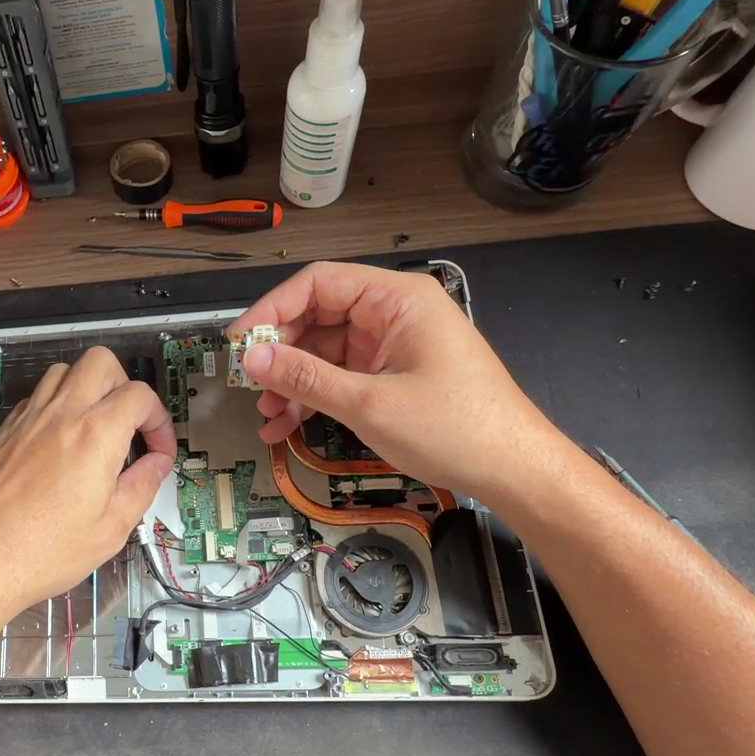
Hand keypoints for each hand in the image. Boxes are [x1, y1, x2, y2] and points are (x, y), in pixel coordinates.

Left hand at [0, 346, 175, 641]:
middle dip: (125, 385)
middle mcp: (61, 414)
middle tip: (130, 425)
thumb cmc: (39, 552)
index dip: (159, 420)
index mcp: (95, 434)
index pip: (140, 395)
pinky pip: (37, 395)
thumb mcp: (110, 529)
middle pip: (101, 362)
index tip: (158, 451)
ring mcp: (28, 419)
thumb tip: (157, 466)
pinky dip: (58, 404)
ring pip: (65, 370)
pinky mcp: (6, 431)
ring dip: (88, 388)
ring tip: (97, 429)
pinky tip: (63, 442)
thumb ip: (142, 487)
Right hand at [228, 261, 579, 506]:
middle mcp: (392, 313)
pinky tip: (287, 425)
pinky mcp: (392, 374)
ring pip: (323, 351)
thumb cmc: (454, 428)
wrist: (514, 472)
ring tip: (267, 416)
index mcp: (396, 299)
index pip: (318, 284)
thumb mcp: (369, 403)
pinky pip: (340, 376)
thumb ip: (305, 378)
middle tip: (248, 384)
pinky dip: (314, 397)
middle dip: (280, 353)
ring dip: (292, 382)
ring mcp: (392, 345)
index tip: (239, 343)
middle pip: (317, 317)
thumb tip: (251, 357)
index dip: (272, 309)